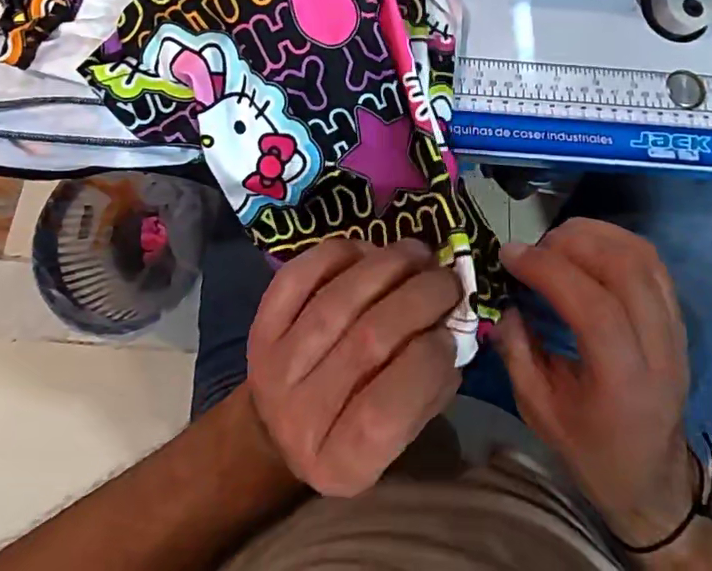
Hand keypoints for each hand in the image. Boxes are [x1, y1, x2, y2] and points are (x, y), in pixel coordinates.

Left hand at [246, 236, 463, 496]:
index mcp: (342, 462)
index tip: (450, 331)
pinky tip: (368, 249)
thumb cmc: (356, 426)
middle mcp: (300, 417)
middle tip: (448, 279)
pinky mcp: (259, 327)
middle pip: (365, 343)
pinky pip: (298, 278)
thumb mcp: (402, 433)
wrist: (278, 428)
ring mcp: (274, 368)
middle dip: (419, 299)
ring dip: (387, 266)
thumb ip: (431, 387)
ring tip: (418, 253)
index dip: (426, 362)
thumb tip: (452, 326)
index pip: (383, 412)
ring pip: (337, 302)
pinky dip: (337, 256)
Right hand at [494, 219, 698, 544]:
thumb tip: (506, 299)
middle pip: (626, 270)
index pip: (594, 308)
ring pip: (643, 258)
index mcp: (624, 382)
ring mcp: (675, 330)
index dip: (549, 270)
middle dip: (573, 243)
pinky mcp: (678, 318)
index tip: (510, 254)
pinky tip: (586, 246)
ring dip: (595, 235)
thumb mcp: (538, 410)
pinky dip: (616, 242)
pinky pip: (652, 263)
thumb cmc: (592, 450)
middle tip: (534, 247)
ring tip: (557, 242)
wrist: (652, 478)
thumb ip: (517, 351)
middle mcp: (659, 349)